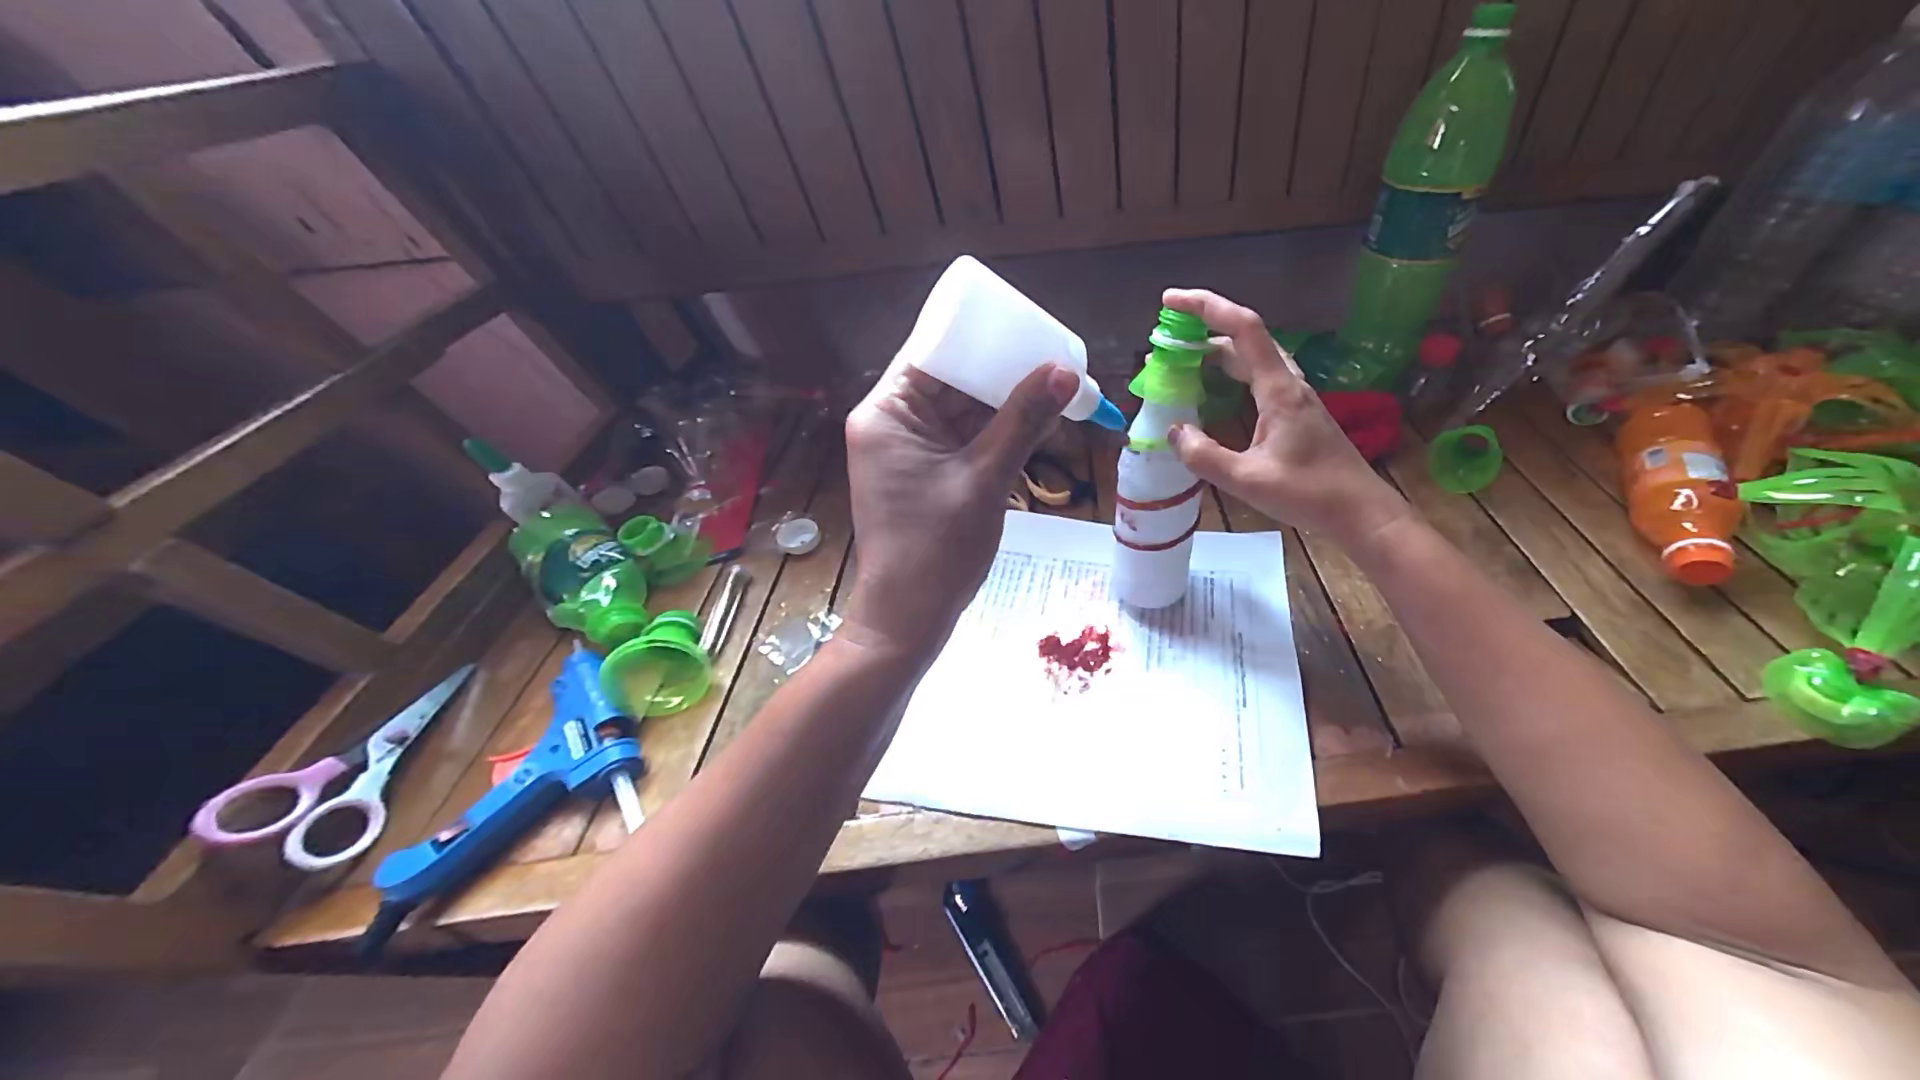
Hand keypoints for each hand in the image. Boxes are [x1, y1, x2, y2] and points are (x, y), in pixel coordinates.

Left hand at [841, 360, 1075, 653]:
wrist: (910, 618)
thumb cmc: (937, 549)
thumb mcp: (984, 478)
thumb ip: (1023, 420)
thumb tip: (1065, 371)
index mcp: (887, 413)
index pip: (933, 351)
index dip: (979, 337)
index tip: (1026, 326)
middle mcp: (891, 423)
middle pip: (950, 379)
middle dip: (1001, 372)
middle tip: (1053, 358)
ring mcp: (907, 450)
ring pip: (961, 410)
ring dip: (1004, 404)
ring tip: (1057, 386)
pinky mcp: (925, 473)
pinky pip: (963, 439)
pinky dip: (996, 433)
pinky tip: (1039, 422)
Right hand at [1162, 288, 1412, 550]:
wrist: (1360, 511)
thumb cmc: (1309, 494)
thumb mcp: (1247, 480)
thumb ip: (1204, 455)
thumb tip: (1174, 431)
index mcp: (1279, 390)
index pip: (1243, 330)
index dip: (1206, 307)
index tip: (1170, 301)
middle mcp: (1287, 384)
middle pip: (1243, 340)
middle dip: (1201, 330)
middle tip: (1163, 342)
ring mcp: (1292, 398)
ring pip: (1249, 360)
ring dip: (1213, 353)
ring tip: (1178, 363)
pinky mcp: (1293, 413)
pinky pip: (1254, 380)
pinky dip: (1226, 375)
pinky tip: (1209, 393)